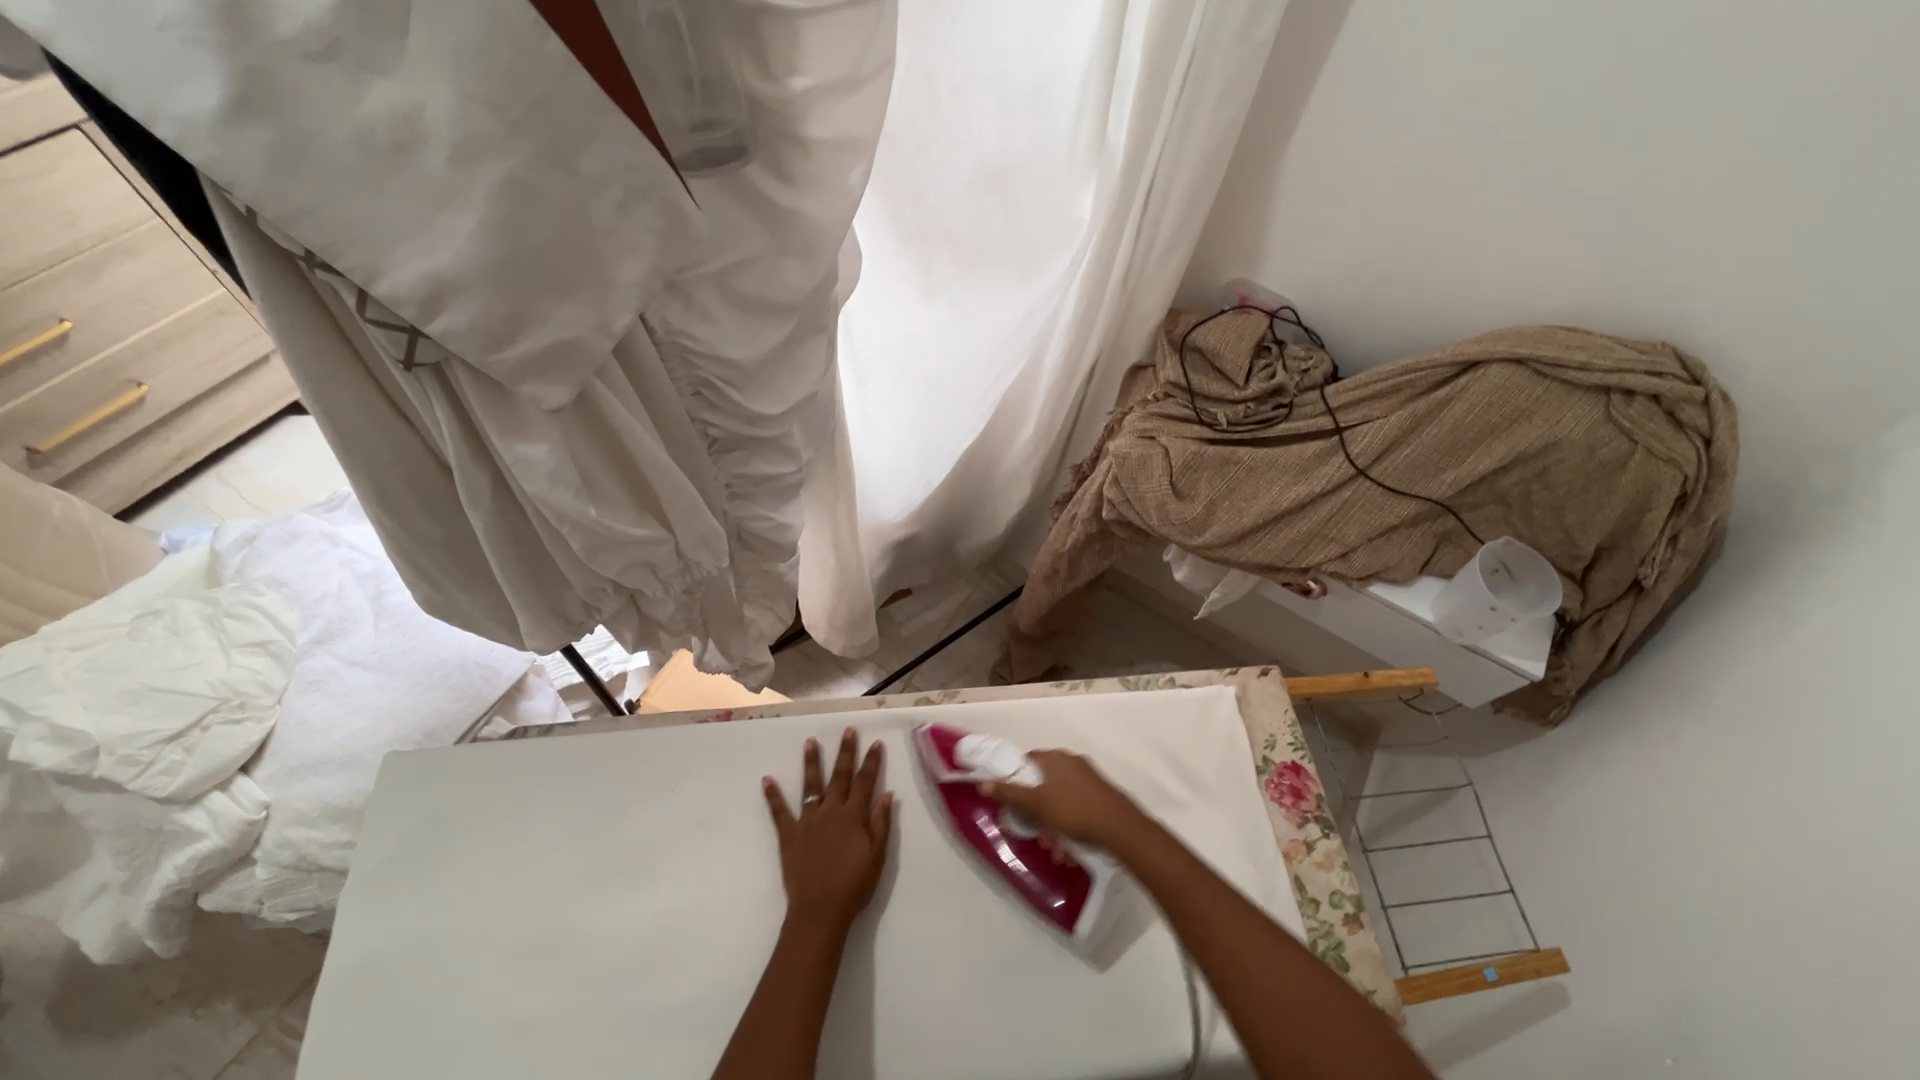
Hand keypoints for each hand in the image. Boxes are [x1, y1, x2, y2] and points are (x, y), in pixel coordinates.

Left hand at [763, 728, 893, 934]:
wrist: (820, 909)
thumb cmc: (854, 885)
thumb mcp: (877, 856)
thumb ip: (881, 824)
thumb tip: (886, 794)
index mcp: (854, 817)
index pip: (865, 782)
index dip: (871, 762)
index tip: (875, 744)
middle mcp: (831, 812)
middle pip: (840, 776)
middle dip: (845, 752)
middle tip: (848, 731)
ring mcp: (807, 821)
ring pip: (811, 785)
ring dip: (811, 763)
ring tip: (810, 742)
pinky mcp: (789, 834)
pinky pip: (779, 811)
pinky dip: (773, 795)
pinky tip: (767, 779)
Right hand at [980, 749, 1149, 850]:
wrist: (1121, 829)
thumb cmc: (1074, 810)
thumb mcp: (1036, 804)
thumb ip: (1009, 793)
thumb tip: (983, 783)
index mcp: (1056, 758)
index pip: (1027, 760)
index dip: (1015, 778)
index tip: (1011, 800)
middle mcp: (1073, 762)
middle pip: (1043, 783)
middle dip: (1037, 812)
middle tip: (1036, 833)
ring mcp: (1090, 779)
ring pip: (1060, 800)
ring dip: (1053, 825)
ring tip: (1056, 849)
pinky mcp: (1101, 795)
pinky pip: (1076, 808)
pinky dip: (1069, 826)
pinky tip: (1070, 848)